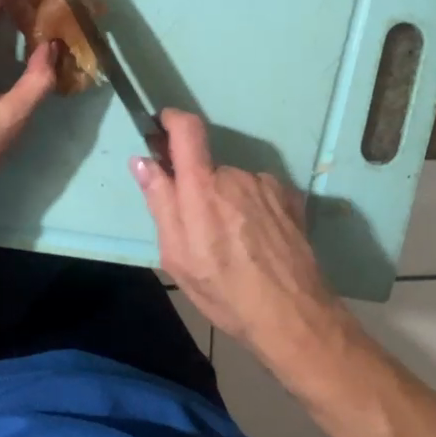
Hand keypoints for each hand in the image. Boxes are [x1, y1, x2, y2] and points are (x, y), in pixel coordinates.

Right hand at [132, 109, 343, 361]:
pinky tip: (259, 243)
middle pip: (209, 169)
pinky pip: (261, 194)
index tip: (162, 125)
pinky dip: (254, 210)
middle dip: (200, 190)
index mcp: (203, 187)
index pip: (187, 131)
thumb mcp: (176, 256)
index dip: (172, 120)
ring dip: (229, 202)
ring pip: (236, 184)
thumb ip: (160, 202)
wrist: (292, 316)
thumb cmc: (224, 291)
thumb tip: (143, 162)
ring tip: (235, 244)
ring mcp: (268, 186)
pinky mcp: (292, 199)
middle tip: (201, 232)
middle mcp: (237, 175)